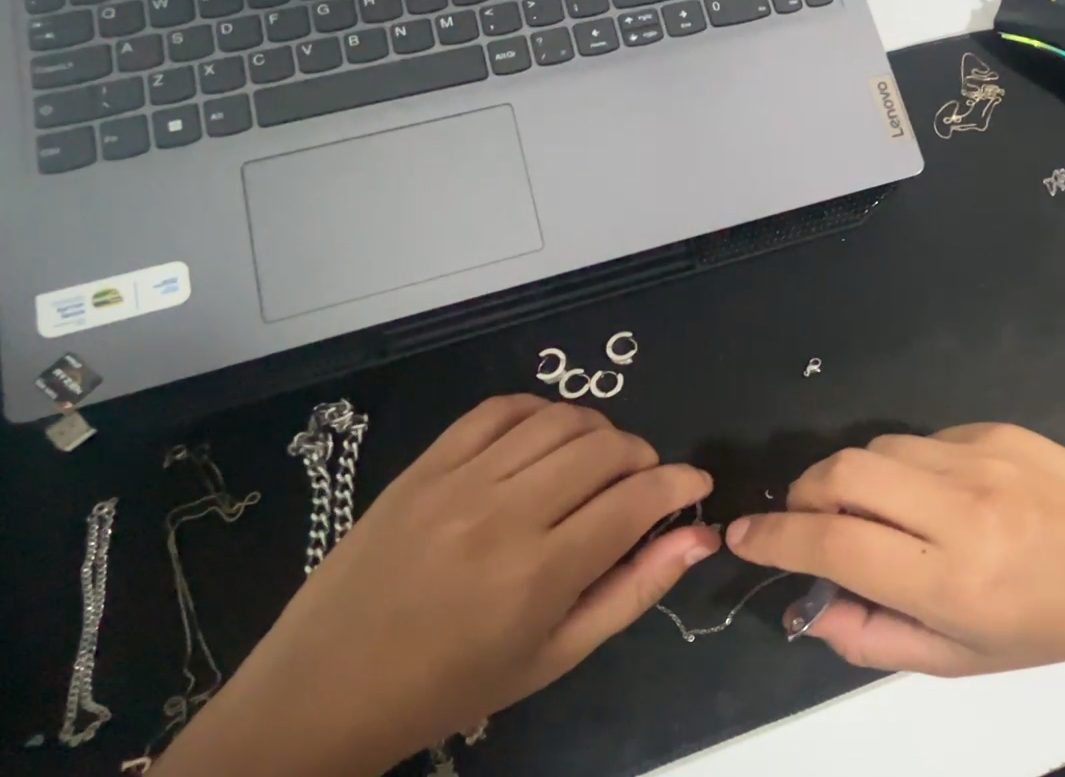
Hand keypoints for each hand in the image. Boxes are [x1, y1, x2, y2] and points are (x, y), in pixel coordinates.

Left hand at [154, 395, 720, 776]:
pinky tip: (545, 440)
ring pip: (560, 420)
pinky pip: (499, 410)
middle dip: (645, 458)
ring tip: (597, 463)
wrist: (320, 696)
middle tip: (642, 485)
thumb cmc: (453, 686)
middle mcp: (503, 516)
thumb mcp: (557, 654)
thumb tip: (701, 537)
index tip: (694, 485)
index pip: (639, 499)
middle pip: (607, 448)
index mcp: (539, 574)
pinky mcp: (422, 467)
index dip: (682, 483)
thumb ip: (636, 589)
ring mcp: (457, 484)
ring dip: (599, 432)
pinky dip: (540, 412)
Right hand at [726, 424, 1064, 675]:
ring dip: (853, 476)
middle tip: (807, 519)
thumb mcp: (963, 658)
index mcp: (952, 579)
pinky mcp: (996, 428)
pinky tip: (932, 492)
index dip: (777, 539)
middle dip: (804, 493)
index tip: (744, 535)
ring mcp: (981, 458)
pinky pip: (922, 438)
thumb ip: (877, 638)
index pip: (836, 547)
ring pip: (878, 447)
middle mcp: (961, 509)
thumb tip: (812, 609)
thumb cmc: (1050, 621)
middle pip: (844, 474)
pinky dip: (904, 464)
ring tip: (874, 509)